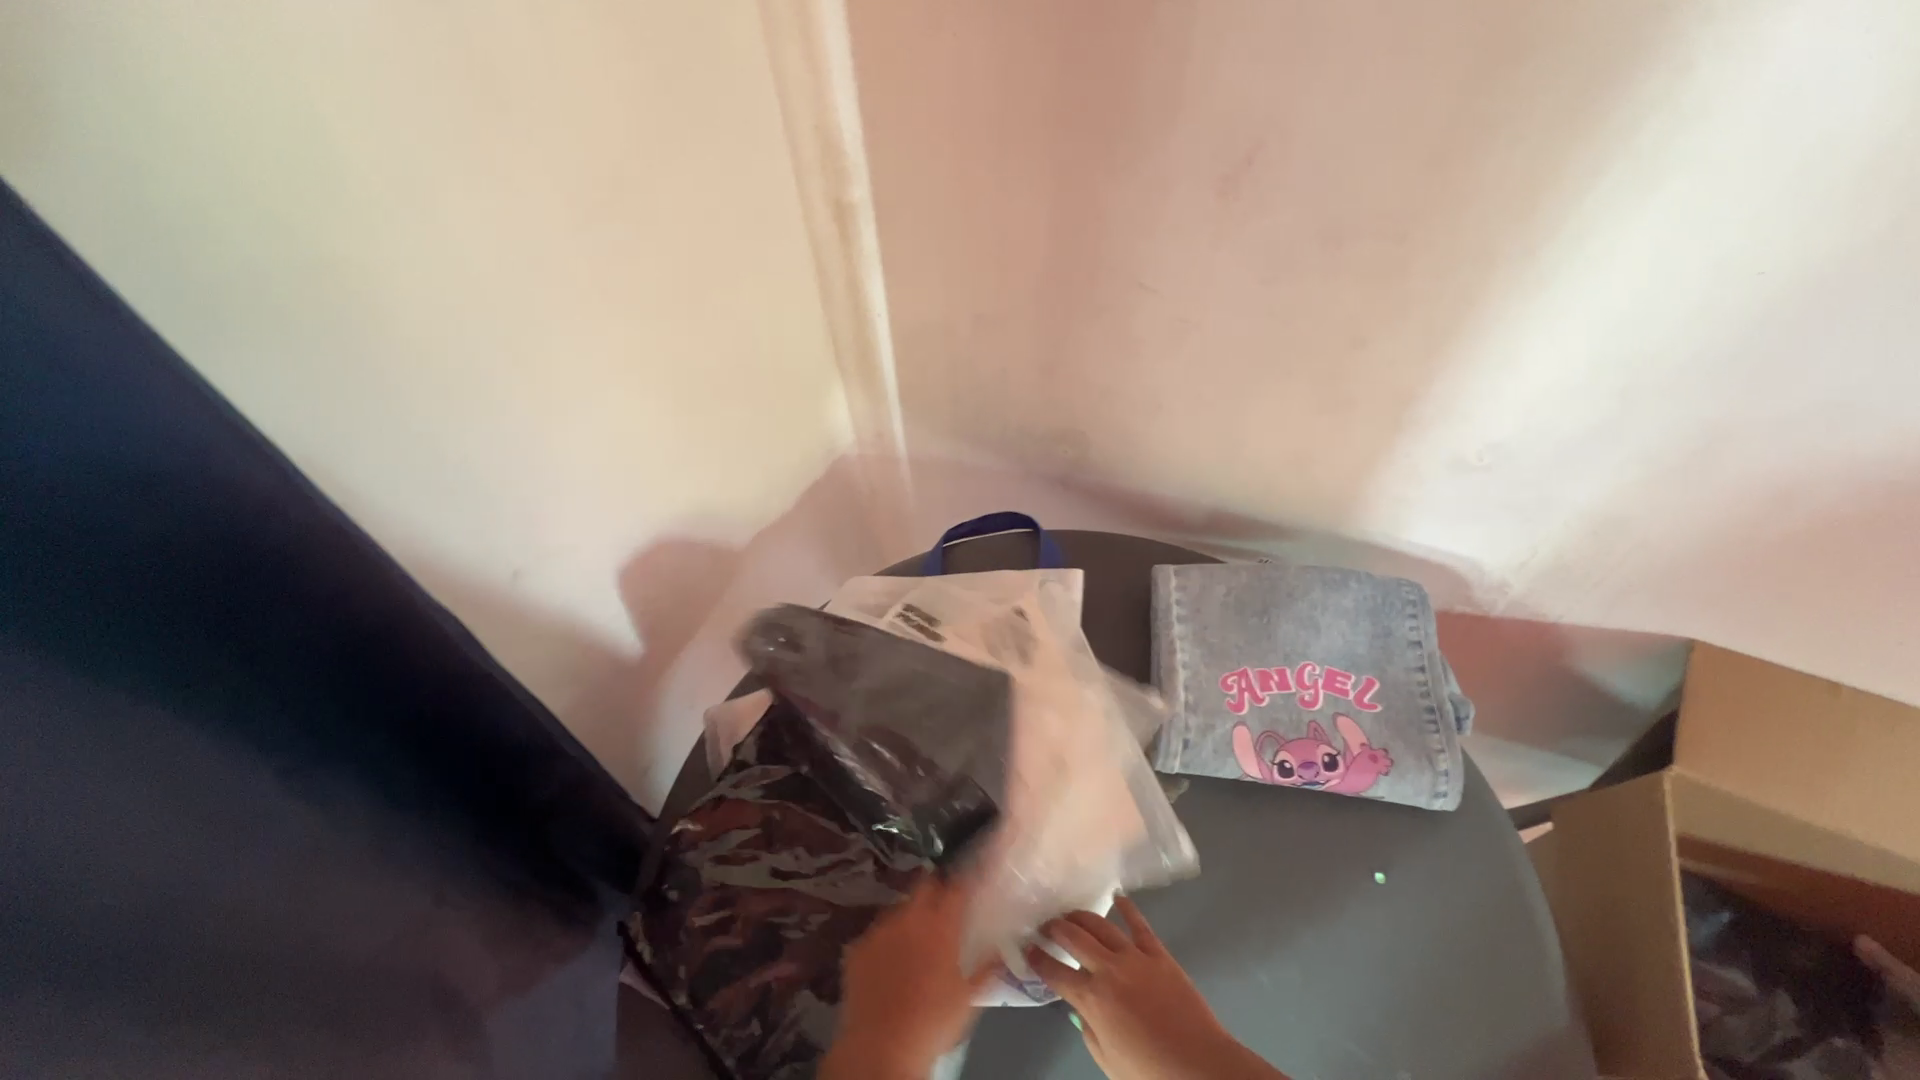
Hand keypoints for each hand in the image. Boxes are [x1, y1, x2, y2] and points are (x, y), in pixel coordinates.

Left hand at [820, 874, 991, 1079]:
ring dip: (908, 916)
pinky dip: (884, 941)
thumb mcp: (969, 998)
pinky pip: (874, 934)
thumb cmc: (933, 1023)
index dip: (964, 883)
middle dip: (935, 889)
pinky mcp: (856, 948)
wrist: (881, 1047)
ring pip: (897, 909)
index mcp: (941, 925)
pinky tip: (887, 959)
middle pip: (924, 886)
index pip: (957, 887)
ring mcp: (879, 931)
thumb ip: (987, 969)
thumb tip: (1000, 953)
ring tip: (914, 936)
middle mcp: (909, 918)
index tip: (969, 884)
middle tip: (942, 905)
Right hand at [1027, 897, 1288, 1079]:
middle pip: (1073, 937)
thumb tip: (1079, 1008)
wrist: (1199, 1065)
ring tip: (1070, 914)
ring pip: (1101, 925)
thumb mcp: (1107, 1059)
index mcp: (1091, 999)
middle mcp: (1108, 970)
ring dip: (1081, 916)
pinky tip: (1117, 898)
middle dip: (1054, 927)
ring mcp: (1135, 958)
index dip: (1036, 957)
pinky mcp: (1159, 955)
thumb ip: (1088, 1029)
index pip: (1054, 971)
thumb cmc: (1149, 1071)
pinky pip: (1140, 925)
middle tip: (1045, 925)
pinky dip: (1127, 909)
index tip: (1026, 947)